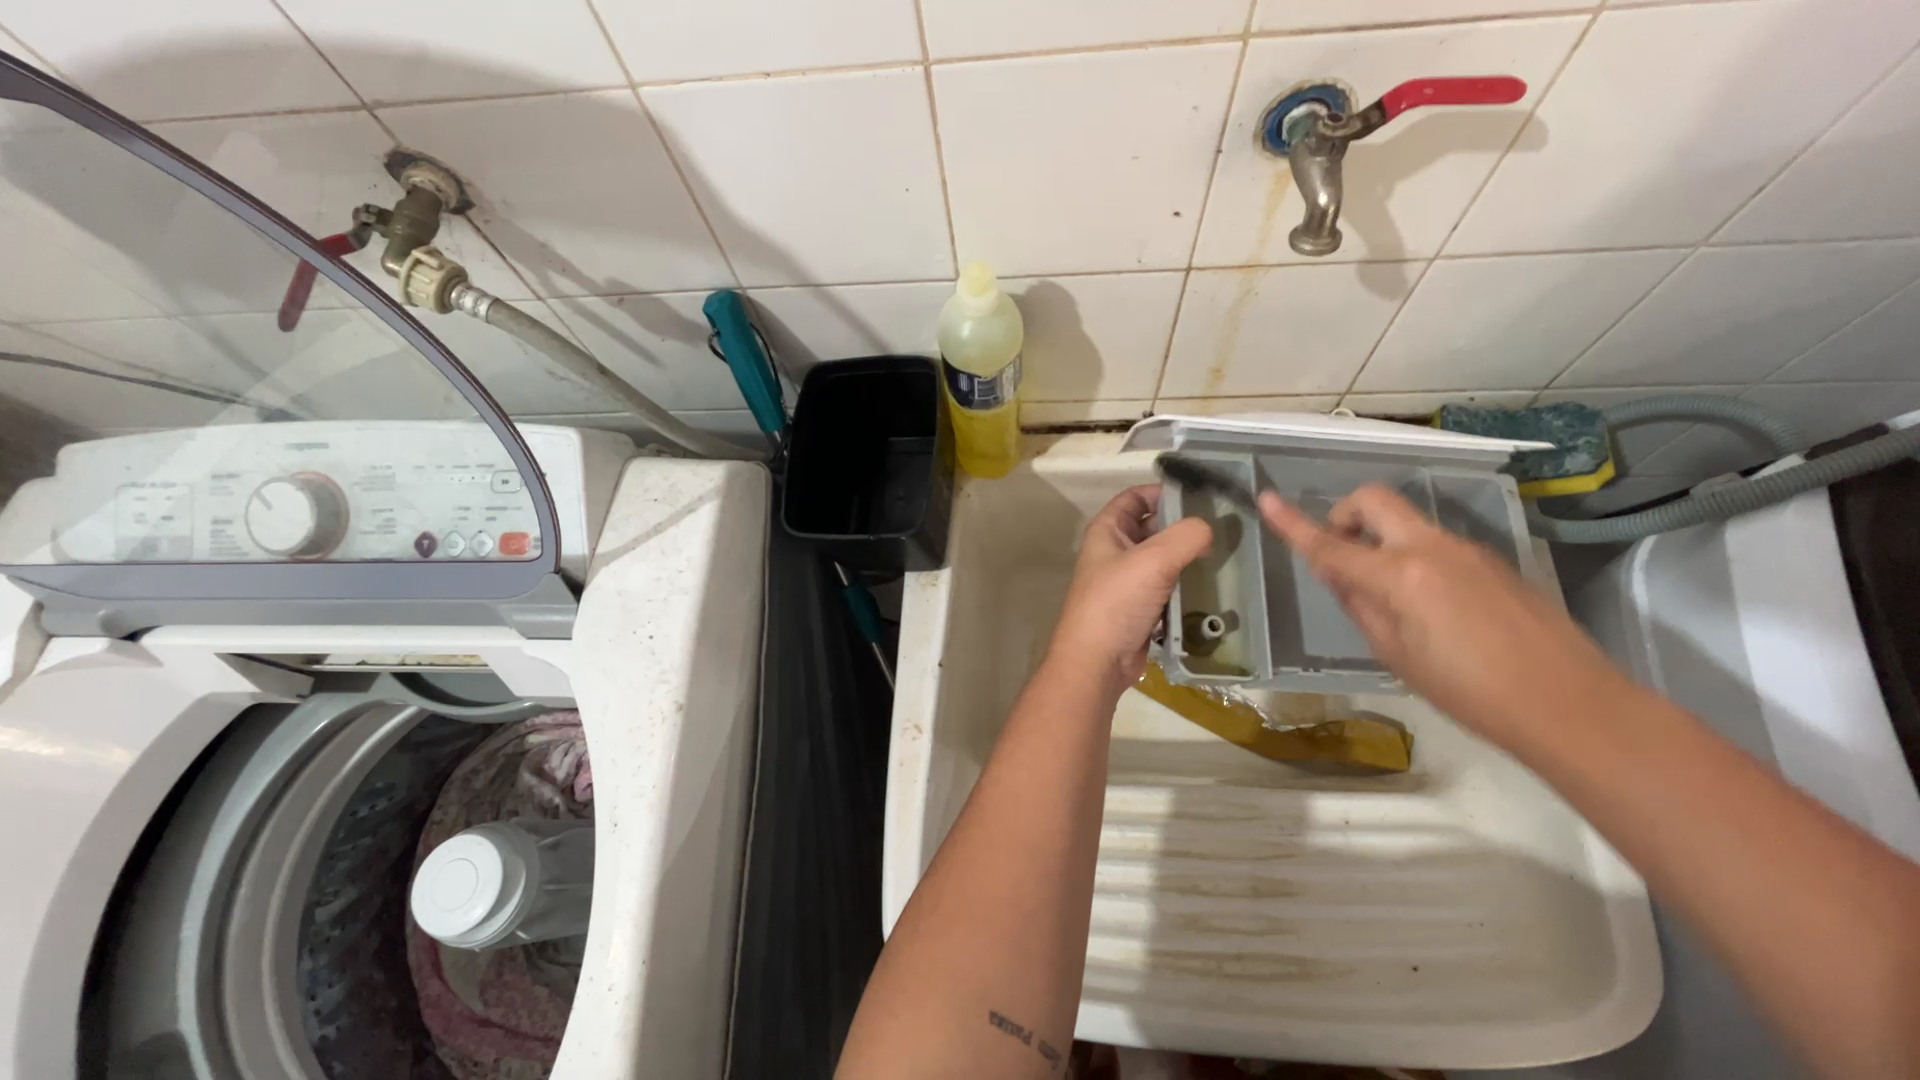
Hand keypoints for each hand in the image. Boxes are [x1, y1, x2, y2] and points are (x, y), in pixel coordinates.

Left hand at [1047, 485, 1212, 686]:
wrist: (1097, 662)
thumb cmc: (1116, 603)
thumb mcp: (1153, 560)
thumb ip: (1186, 536)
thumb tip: (1209, 529)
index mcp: (1107, 531)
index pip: (1135, 497)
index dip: (1163, 491)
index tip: (1202, 493)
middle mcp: (1115, 552)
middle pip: (1154, 528)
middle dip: (1184, 525)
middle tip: (1225, 525)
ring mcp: (1128, 582)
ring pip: (1164, 560)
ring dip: (1190, 557)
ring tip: (1228, 552)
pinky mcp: (1142, 608)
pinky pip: (1169, 588)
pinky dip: (1188, 585)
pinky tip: (1216, 585)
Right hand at [1258, 485, 1631, 738]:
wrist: (1568, 703)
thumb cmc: (1469, 692)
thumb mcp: (1397, 655)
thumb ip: (1360, 606)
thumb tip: (1339, 574)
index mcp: (1401, 576)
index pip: (1331, 546)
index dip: (1294, 525)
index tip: (1267, 501)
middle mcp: (1432, 548)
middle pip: (1375, 501)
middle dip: (1345, 514)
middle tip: (1340, 552)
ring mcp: (1468, 550)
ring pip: (1407, 524)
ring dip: (1382, 542)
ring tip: (1388, 600)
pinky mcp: (1492, 562)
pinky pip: (1436, 545)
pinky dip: (1414, 559)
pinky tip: (1432, 610)